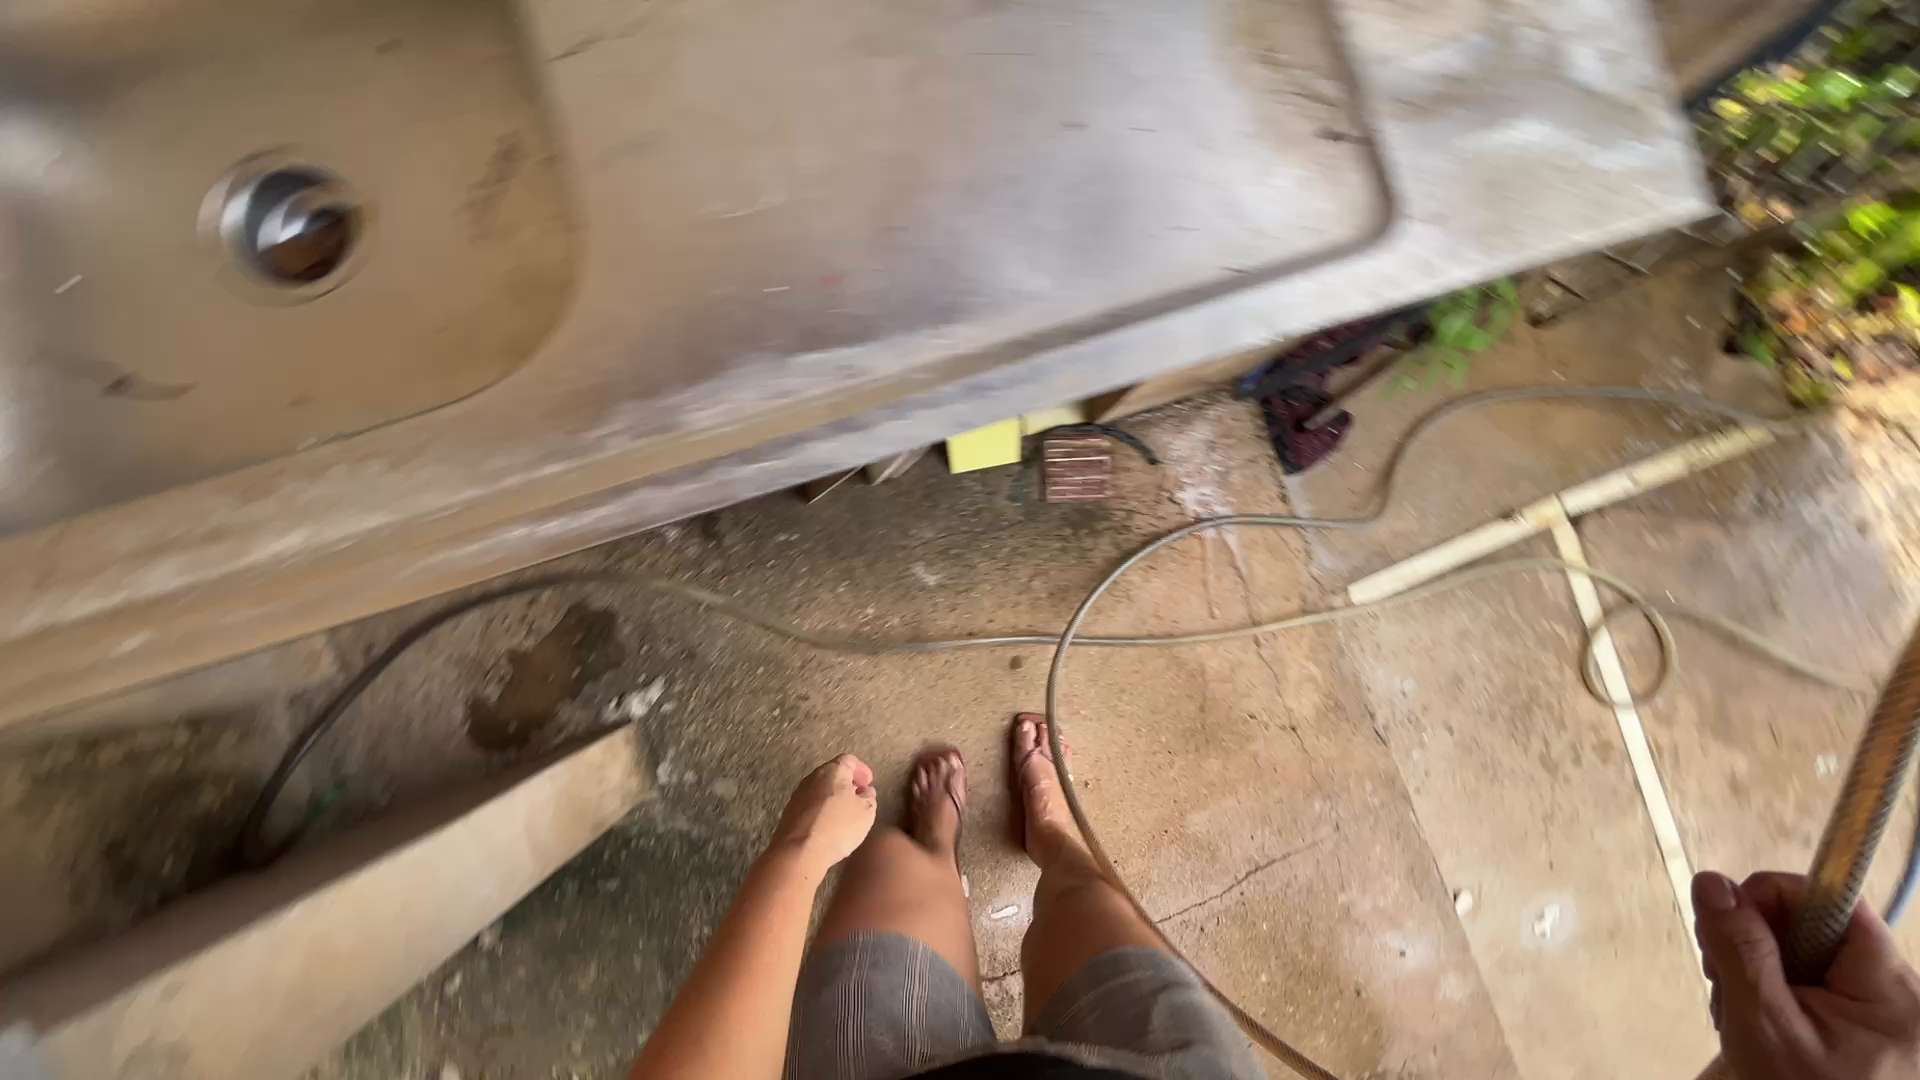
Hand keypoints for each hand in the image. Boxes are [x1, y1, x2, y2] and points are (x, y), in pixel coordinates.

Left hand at [768, 754, 876, 876]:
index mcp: (833, 770)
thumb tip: (866, 792)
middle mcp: (812, 777)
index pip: (849, 760)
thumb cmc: (837, 827)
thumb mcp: (866, 812)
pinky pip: (810, 806)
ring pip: (820, 790)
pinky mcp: (789, 813)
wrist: (799, 852)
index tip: (868, 782)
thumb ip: (869, 797)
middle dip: (847, 784)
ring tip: (844, 815)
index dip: (861, 770)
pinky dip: (821, 811)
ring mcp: (798, 795)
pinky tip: (828, 827)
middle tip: (858, 797)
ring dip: (833, 798)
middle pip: (833, 774)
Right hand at [1693, 870, 1919, 1079]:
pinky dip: (1762, 977)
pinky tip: (1752, 1007)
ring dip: (1749, 958)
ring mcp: (1879, 1001)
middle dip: (1750, 936)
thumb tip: (1713, 881)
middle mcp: (1899, 990)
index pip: (1834, 902)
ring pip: (1796, 940)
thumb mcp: (1761, 1022)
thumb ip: (1738, 949)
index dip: (1774, 896)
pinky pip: (1800, 964)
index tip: (1732, 924)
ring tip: (1739, 1001)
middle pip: (1809, 918)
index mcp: (1895, 992)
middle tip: (1725, 976)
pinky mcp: (1856, 1010)